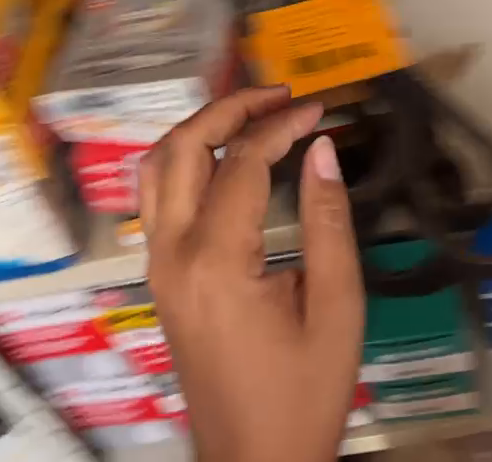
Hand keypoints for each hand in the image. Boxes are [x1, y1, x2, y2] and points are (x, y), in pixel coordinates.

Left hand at [140, 87, 363, 461]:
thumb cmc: (302, 393)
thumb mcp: (335, 309)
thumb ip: (328, 221)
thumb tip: (321, 148)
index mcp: (216, 260)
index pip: (243, 162)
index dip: (282, 126)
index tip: (318, 110)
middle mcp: (172, 252)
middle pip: (184, 148)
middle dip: (229, 108)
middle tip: (278, 97)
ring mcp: (157, 264)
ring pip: (158, 166)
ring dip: (199, 128)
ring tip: (249, 114)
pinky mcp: (159, 275)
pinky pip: (157, 196)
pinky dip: (184, 159)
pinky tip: (220, 158)